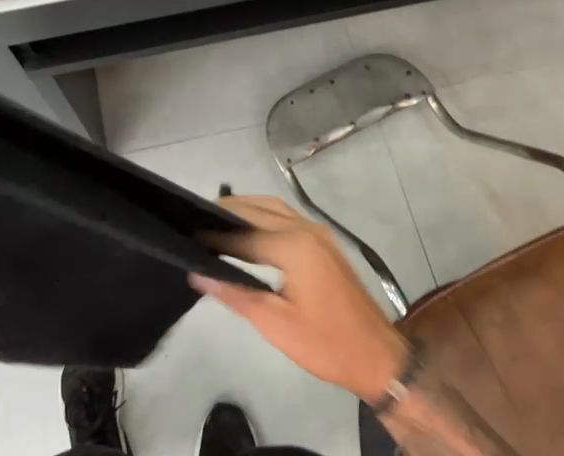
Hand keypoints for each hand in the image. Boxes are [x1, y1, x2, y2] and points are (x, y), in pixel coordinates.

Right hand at [190, 195, 409, 400]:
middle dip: (225, 213)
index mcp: (294, 246)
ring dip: (244, 209)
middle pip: (257, 209)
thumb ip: (234, 293)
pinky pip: (286, 216)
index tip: (184, 237)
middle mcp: (306, 229)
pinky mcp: (324, 242)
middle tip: (193, 223)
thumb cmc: (325, 344)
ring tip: (214, 223)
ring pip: (273, 207)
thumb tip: (196, 272)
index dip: (212, 237)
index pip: (242, 235)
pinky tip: (247, 231)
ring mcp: (318, 233)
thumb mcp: (275, 324)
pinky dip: (262, 215)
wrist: (378, 357)